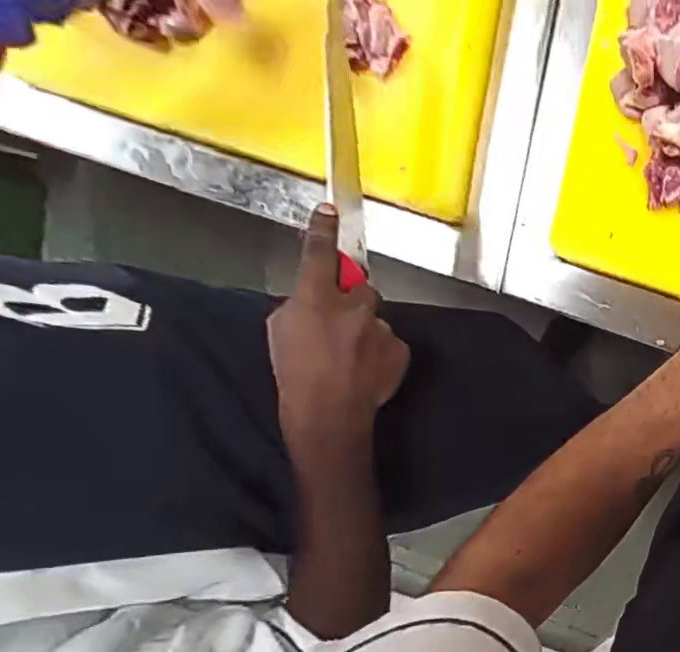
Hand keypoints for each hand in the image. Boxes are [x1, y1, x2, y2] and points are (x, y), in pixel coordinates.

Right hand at [268, 205, 410, 465]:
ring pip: (376, 317)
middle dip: (354, 298)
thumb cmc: (295, 373)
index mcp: (315, 297)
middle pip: (361, 286)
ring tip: (353, 355)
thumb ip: (297, 305)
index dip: (323, 229)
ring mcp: (381, 329)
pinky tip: (367, 367)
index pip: (319, 252)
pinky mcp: (400, 350)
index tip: (329, 210)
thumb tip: (309, 300)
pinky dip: (381, 350)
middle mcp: (353, 307)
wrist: (330, 413)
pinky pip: (391, 341)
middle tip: (341, 323)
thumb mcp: (279, 330)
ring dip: (366, 328)